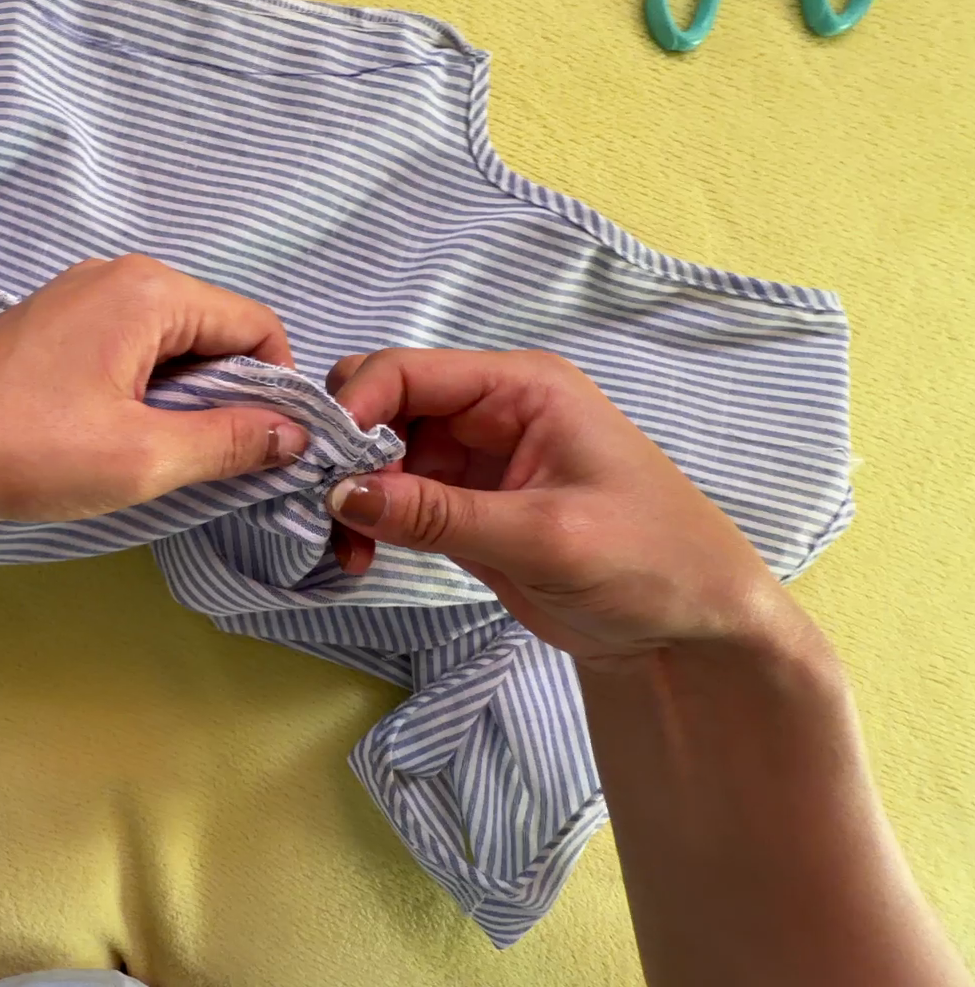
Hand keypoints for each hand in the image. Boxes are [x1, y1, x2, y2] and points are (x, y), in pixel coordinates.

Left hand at [0, 254, 310, 525]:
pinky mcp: (45, 323)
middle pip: (210, 328)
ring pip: (164, 340)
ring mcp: (72, 295)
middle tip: (202, 456)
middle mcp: (113, 275)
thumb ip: (231, 441)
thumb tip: (295, 433)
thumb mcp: (143, 457)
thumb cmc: (27, 451)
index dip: (276, 386)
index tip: (265, 444)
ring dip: (178, 395)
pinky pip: (121, 345)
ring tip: (150, 449)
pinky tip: (110, 430)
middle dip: (224, 392)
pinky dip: (137, 387)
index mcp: (147, 291)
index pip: (254, 324)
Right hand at [322, 348, 801, 664]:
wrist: (688, 636)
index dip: (355, 407)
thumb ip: (436, 514)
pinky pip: (384, 493)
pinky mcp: (452, 499)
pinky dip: (363, 519)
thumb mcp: (544, 537)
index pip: (407, 371)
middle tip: (326, 502)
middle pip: (379, 404)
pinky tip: (361, 556)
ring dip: (349, 492)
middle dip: (344, 448)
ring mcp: (464, 456)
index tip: (319, 462)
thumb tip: (338, 495)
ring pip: (371, 452)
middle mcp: (483, 410)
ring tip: (346, 547)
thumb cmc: (650, 565)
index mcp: (517, 388)